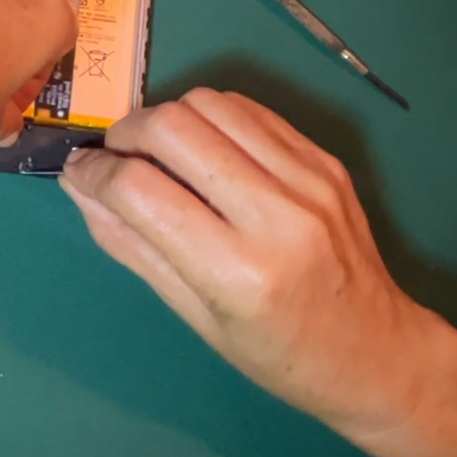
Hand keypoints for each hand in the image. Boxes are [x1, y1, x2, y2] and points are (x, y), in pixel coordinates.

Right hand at [59, 89, 456, 439]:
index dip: (94, 172)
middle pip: (171, 127)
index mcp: (237, 272)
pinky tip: (202, 148)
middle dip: (125, 133)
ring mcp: (307, 179)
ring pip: (206, 103)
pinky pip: (245, 107)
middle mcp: (276, 215)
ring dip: (164, 117)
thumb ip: (127, 242)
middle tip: (117, 158)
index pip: (140, 189)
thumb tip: (77, 183)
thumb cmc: (274, 353)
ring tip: (158, 151)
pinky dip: (206, 116)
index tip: (79, 172)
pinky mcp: (322, 159)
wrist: (379, 353)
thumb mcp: (190, 313)